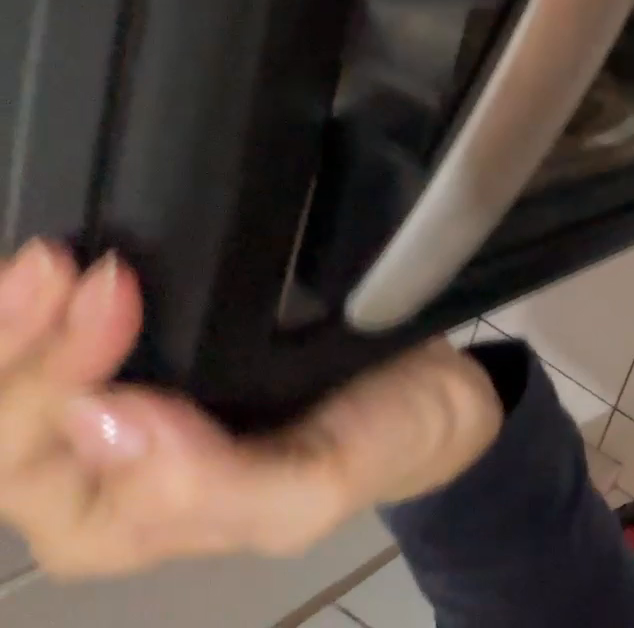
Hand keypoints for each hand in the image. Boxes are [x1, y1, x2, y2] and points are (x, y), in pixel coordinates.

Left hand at [0, 240, 501, 578]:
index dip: (53, 373)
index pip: (30, 456)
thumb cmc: (386, 444)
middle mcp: (100, 472)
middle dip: (21, 338)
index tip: (116, 291)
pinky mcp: (164, 362)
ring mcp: (126, 413)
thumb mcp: (317, 487)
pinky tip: (83, 265)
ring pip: (26, 376)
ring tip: (55, 258)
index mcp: (120, 521)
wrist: (446, 397)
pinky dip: (63, 304)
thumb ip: (209, 482)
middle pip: (7, 415)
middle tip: (64, 263)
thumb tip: (101, 421)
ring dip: (23, 317)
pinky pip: (83, 343)